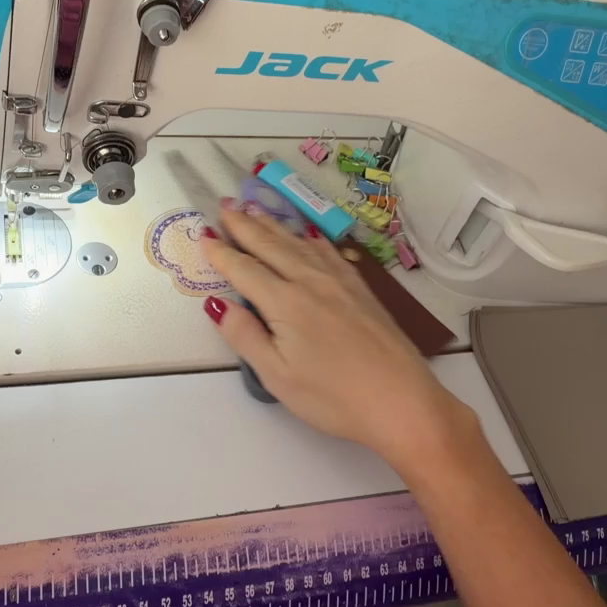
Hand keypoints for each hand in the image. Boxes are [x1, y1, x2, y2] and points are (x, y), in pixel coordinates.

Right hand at [198, 202, 476, 469]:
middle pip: (270, 246)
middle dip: (245, 225)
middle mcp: (310, 281)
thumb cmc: (334, 397)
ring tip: (255, 210)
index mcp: (285, 302)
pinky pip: (329, 252)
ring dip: (273, 226)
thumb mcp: (278, 376)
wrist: (403, 402)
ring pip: (299, 244)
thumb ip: (245, 336)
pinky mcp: (361, 289)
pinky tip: (307, 236)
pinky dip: (310, 239)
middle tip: (225, 205)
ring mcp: (339, 282)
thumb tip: (217, 304)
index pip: (244, 270)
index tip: (203, 235)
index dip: (222, 253)